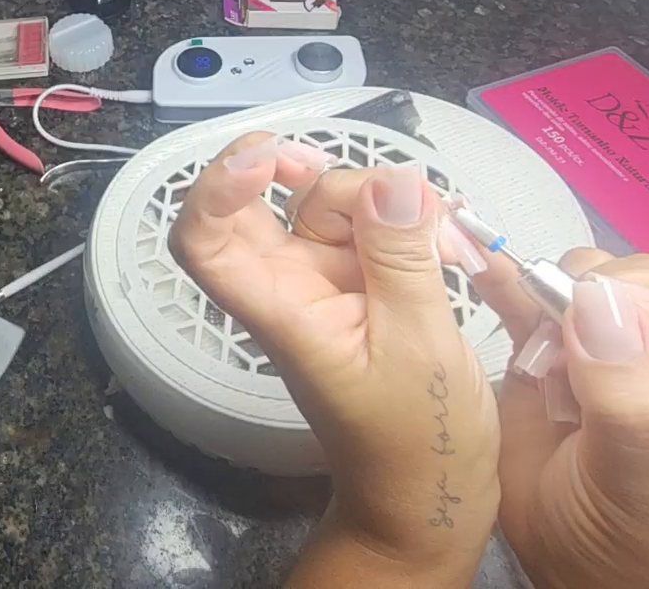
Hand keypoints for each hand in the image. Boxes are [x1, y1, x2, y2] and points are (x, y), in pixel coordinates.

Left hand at [169, 134, 499, 584]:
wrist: (431, 488)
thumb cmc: (417, 439)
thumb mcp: (420, 346)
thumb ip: (401, 260)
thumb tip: (391, 180)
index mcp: (276, 306)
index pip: (203, 242)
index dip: (214, 190)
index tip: (260, 161)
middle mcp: (283, 280)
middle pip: (256, 202)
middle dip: (298, 171)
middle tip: (363, 179)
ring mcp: (316, 273)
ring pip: (316, 201)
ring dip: (377, 199)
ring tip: (444, 236)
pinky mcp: (352, 272)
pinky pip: (362, 220)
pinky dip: (400, 215)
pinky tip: (445, 238)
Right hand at [474, 248, 648, 588]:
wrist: (559, 563)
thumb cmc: (636, 547)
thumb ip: (637, 406)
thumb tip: (601, 304)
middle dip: (614, 300)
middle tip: (574, 346)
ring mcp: (614, 345)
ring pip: (593, 276)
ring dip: (556, 295)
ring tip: (541, 355)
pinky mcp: (549, 340)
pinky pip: (527, 289)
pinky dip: (504, 274)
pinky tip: (483, 265)